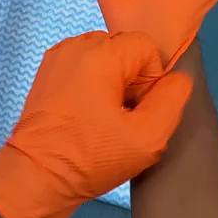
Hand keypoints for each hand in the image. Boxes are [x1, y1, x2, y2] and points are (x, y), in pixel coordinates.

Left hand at [0, 31, 192, 217]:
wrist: (39, 173)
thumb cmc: (93, 156)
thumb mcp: (146, 138)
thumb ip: (170, 102)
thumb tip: (178, 77)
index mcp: (99, 53)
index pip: (145, 45)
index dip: (151, 78)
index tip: (139, 109)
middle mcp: (76, 44)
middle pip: (123, 47)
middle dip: (132, 77)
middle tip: (123, 115)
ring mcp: (58, 55)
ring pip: (103, 54)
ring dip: (112, 78)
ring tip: (104, 116)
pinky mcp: (47, 69)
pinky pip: (83, 62)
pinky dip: (92, 80)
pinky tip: (87, 112)